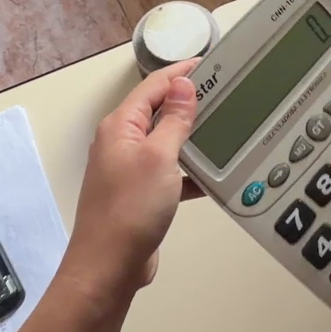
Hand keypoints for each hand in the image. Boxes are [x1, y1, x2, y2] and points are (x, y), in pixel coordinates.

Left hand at [64, 60, 199, 298]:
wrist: (108, 269)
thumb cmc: (128, 212)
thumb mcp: (159, 157)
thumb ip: (174, 119)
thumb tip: (183, 84)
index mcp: (120, 126)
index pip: (153, 86)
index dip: (180, 72)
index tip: (208, 62)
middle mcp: (121, 143)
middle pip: (158, 111)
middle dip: (188, 101)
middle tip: (221, 92)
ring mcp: (129, 169)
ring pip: (165, 141)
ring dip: (190, 136)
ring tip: (220, 128)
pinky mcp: (139, 194)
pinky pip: (168, 171)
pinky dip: (188, 170)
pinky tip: (209, 177)